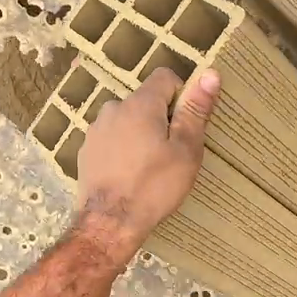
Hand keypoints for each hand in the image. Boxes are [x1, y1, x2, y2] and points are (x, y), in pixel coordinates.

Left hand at [72, 66, 221, 262]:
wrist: (109, 222)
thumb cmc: (155, 186)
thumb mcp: (186, 151)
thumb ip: (196, 111)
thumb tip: (211, 74)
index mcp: (141, 104)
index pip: (165, 77)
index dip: (181, 96)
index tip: (187, 124)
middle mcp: (114, 108)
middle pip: (145, 101)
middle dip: (160, 119)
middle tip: (171, 153)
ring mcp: (96, 130)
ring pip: (127, 121)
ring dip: (140, 135)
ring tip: (149, 168)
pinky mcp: (85, 151)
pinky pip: (111, 140)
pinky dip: (122, 150)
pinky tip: (128, 176)